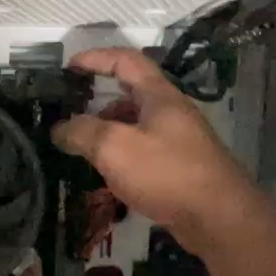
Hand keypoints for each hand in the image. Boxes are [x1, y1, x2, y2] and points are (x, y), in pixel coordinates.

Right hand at [53, 47, 260, 248]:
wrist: (217, 216)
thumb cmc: (165, 173)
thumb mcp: (115, 147)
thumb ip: (83, 133)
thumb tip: (59, 128)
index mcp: (159, 96)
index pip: (126, 61)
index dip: (96, 58)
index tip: (69, 67)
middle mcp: (171, 112)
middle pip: (131, 95)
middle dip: (99, 103)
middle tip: (72, 119)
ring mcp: (178, 140)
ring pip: (136, 126)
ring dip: (108, 132)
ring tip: (84, 151)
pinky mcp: (179, 167)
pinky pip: (143, 151)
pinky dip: (121, 155)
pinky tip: (108, 175)